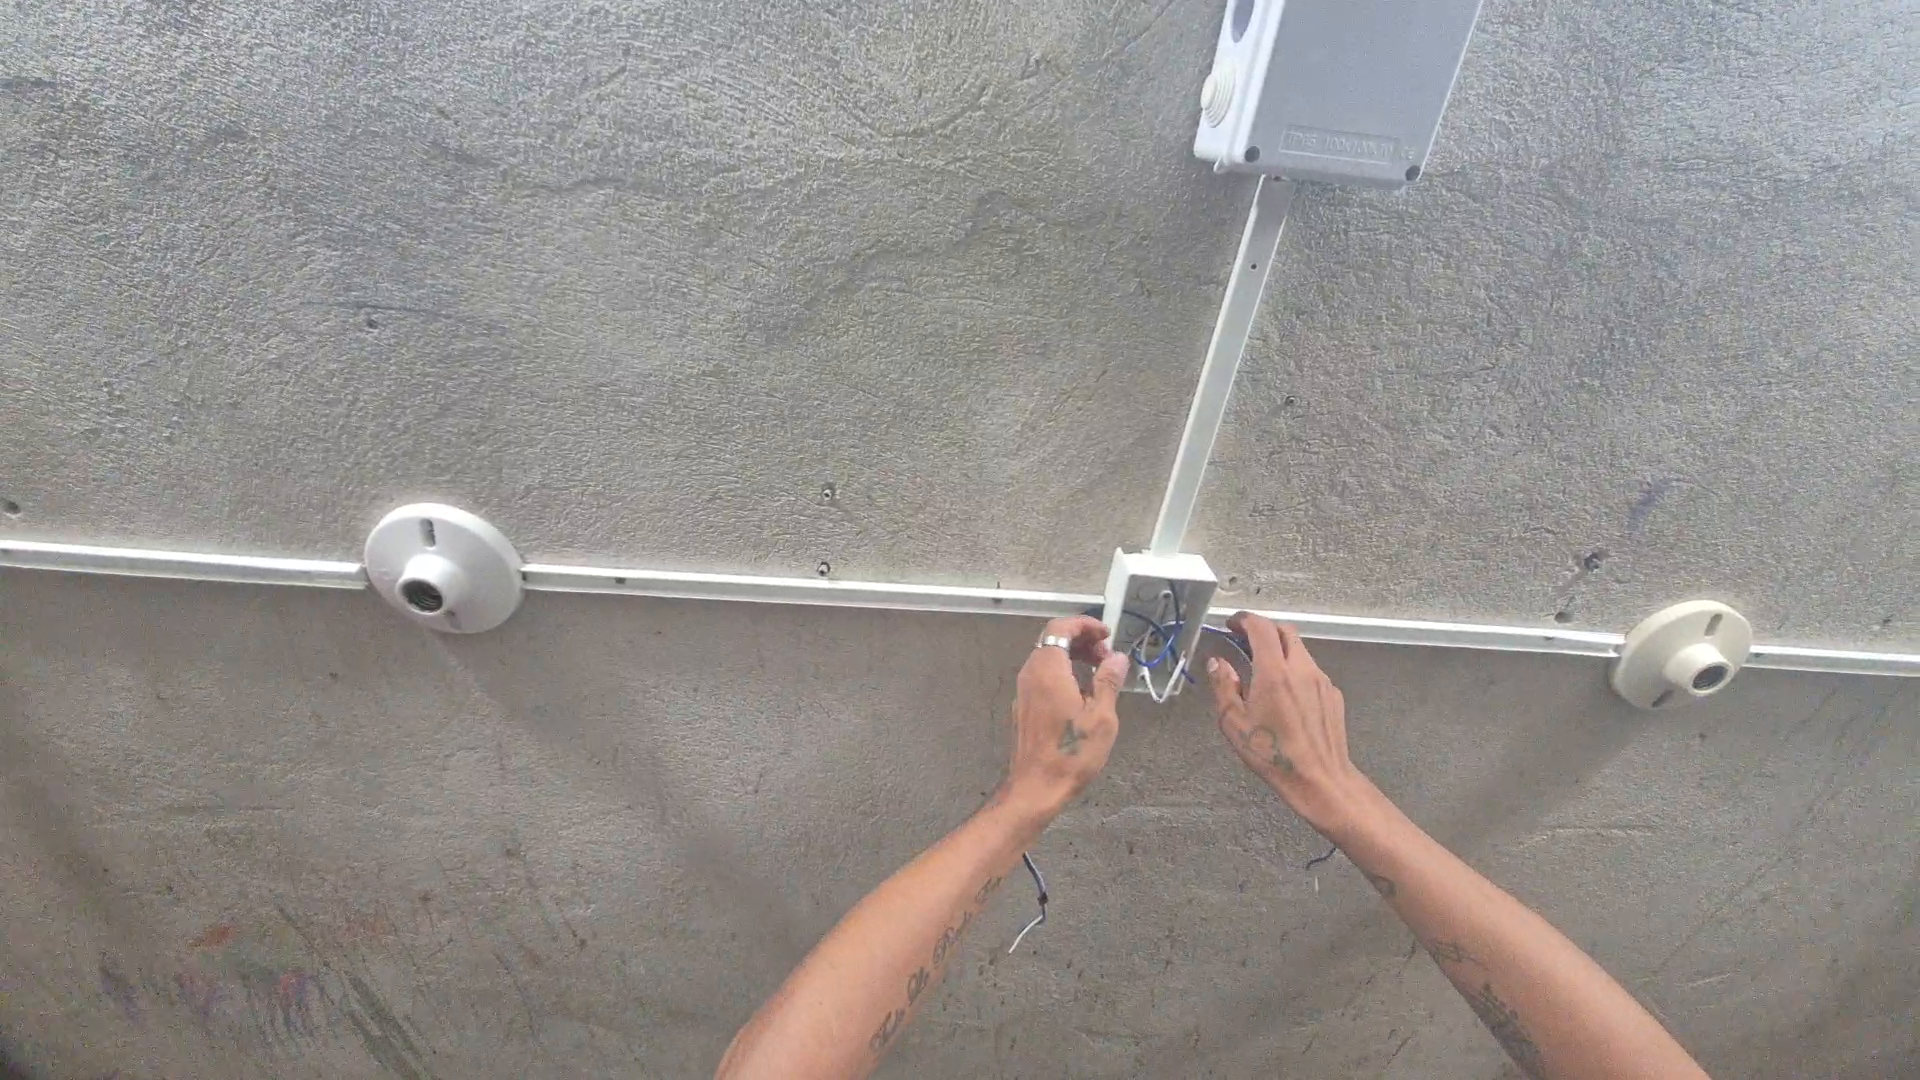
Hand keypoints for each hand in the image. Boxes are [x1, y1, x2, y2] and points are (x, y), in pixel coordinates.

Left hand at [1001, 616, 1129, 818]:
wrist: (1036, 787)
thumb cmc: (1071, 753)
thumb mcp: (1101, 717)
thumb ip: (1108, 681)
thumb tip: (1117, 657)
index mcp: (1047, 670)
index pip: (1060, 627)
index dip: (1084, 624)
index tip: (1107, 635)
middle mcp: (1030, 674)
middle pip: (1053, 640)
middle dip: (1082, 640)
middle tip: (1107, 656)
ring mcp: (1023, 690)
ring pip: (1047, 658)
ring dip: (1073, 657)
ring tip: (1100, 674)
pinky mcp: (1023, 706)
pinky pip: (1043, 676)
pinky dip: (1063, 672)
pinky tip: (1082, 693)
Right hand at [1205, 613, 1363, 833]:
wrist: (1319, 779)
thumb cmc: (1271, 752)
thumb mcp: (1233, 722)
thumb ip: (1223, 686)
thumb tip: (1217, 662)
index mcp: (1274, 672)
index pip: (1261, 628)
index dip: (1244, 620)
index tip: (1232, 625)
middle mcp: (1301, 669)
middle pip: (1285, 631)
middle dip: (1264, 630)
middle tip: (1245, 641)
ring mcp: (1321, 681)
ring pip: (1300, 650)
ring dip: (1280, 650)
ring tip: (1263, 669)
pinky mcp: (1333, 695)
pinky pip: (1311, 671)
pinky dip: (1295, 669)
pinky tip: (1285, 693)